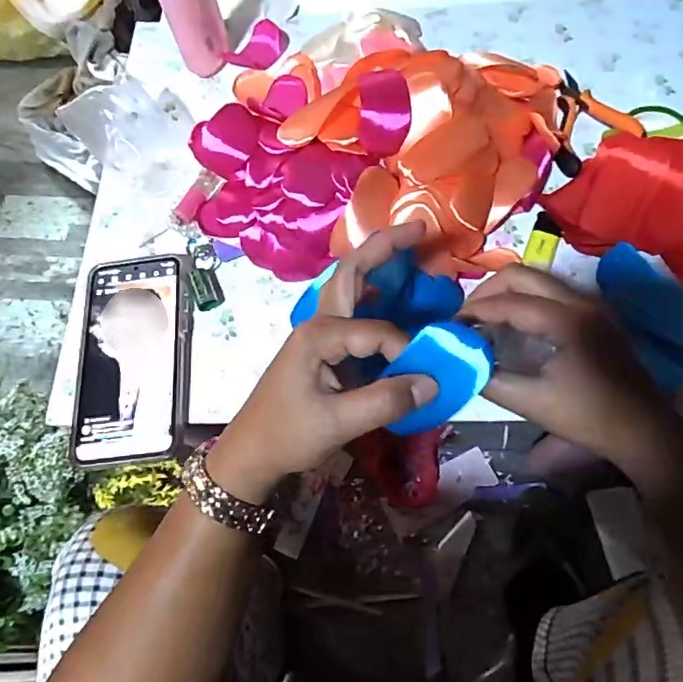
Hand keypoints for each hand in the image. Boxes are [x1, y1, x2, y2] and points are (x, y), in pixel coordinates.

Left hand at [208, 224, 434, 502]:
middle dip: (385, 246)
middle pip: (352, 271)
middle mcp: (319, 321)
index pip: (378, 332)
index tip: (422, 379)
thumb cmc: (287, 435)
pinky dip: (373, 286)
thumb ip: (386, 401)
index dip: (405, 352)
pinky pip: (353, 305)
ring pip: (350, 282)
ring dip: (376, 259)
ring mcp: (319, 329)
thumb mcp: (337, 423)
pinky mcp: (324, 343)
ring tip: (408, 243)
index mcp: (319, 335)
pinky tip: (389, 286)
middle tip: (419, 228)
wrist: (250, 453)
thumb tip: (432, 382)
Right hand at [458, 266, 682, 500]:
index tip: (449, 326)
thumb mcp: (532, 403)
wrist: (643, 429)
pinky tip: (515, 324)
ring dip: (508, 291)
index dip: (473, 311)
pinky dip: (528, 299)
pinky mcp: (598, 314)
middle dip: (488, 290)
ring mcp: (592, 304)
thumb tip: (461, 360)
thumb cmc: (589, 418)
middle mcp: (581, 301)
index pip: (507, 302)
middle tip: (465, 316)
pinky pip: (553, 291)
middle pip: (522, 274)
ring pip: (539, 279)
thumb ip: (491, 378)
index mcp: (566, 320)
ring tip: (485, 318)